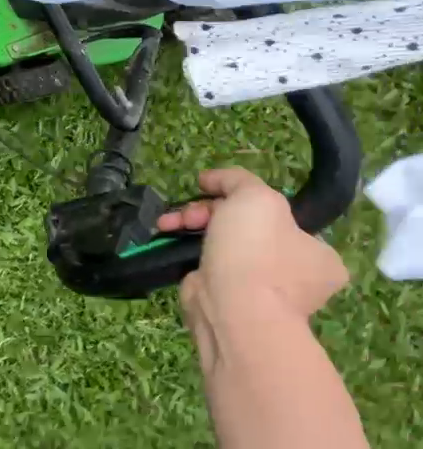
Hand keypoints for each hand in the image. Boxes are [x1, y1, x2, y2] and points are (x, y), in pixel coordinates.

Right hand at [158, 167, 348, 319]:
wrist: (234, 306)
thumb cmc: (254, 251)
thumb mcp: (256, 198)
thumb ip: (239, 180)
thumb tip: (212, 180)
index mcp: (319, 254)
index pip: (276, 216)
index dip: (236, 200)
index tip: (209, 195)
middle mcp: (298, 272)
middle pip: (243, 225)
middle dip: (205, 212)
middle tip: (186, 215)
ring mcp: (265, 287)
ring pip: (221, 240)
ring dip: (189, 225)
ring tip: (167, 225)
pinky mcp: (231, 294)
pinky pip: (207, 260)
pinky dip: (185, 246)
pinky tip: (169, 240)